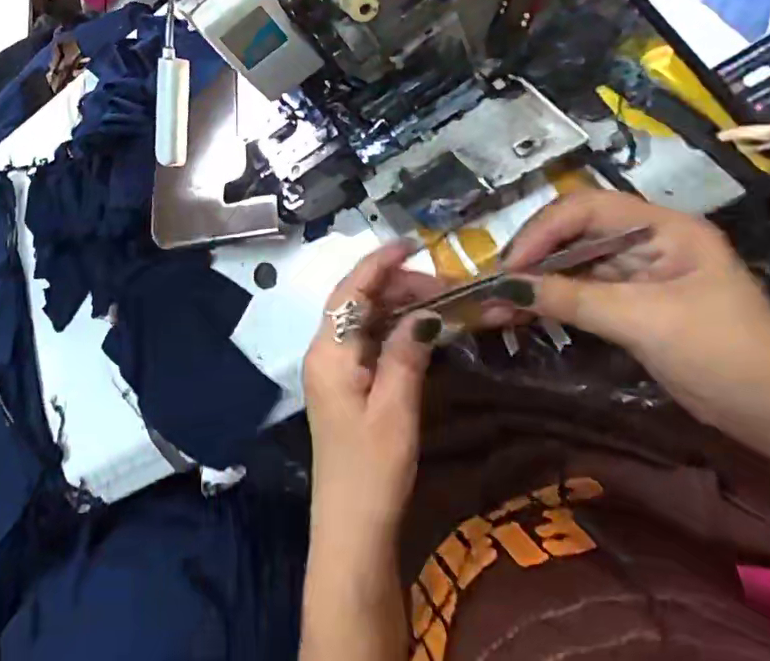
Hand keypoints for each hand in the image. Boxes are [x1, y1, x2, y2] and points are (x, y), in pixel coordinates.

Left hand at [303, 242, 491, 536]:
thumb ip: (406, 354)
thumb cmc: (372, 468)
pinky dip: (393, 330)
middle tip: (446, 287)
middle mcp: (323, 352)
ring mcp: (332, 369)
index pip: (349, 292)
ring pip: (363, 321)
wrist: (351, 525)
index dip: (377, 264)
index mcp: (327, 352)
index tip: (409, 244)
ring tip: (441, 302)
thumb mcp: (396, 409)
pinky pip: (366, 342)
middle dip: (397, 286)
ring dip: (398, 307)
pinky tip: (421, 329)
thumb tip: (424, 312)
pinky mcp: (344, 384)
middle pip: (356, 303)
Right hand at [503, 190, 769, 446]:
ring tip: (494, 305)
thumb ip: (572, 299)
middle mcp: (647, 241)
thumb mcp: (645, 322)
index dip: (542, 230)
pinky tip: (516, 315)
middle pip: (571, 233)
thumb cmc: (727, 356)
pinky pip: (576, 293)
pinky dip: (546, 303)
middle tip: (494, 285)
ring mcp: (637, 273)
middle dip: (530, 258)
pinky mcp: (628, 304)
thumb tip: (504, 287)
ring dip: (532, 283)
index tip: (511, 266)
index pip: (585, 209)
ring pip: (568, 265)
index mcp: (664, 228)